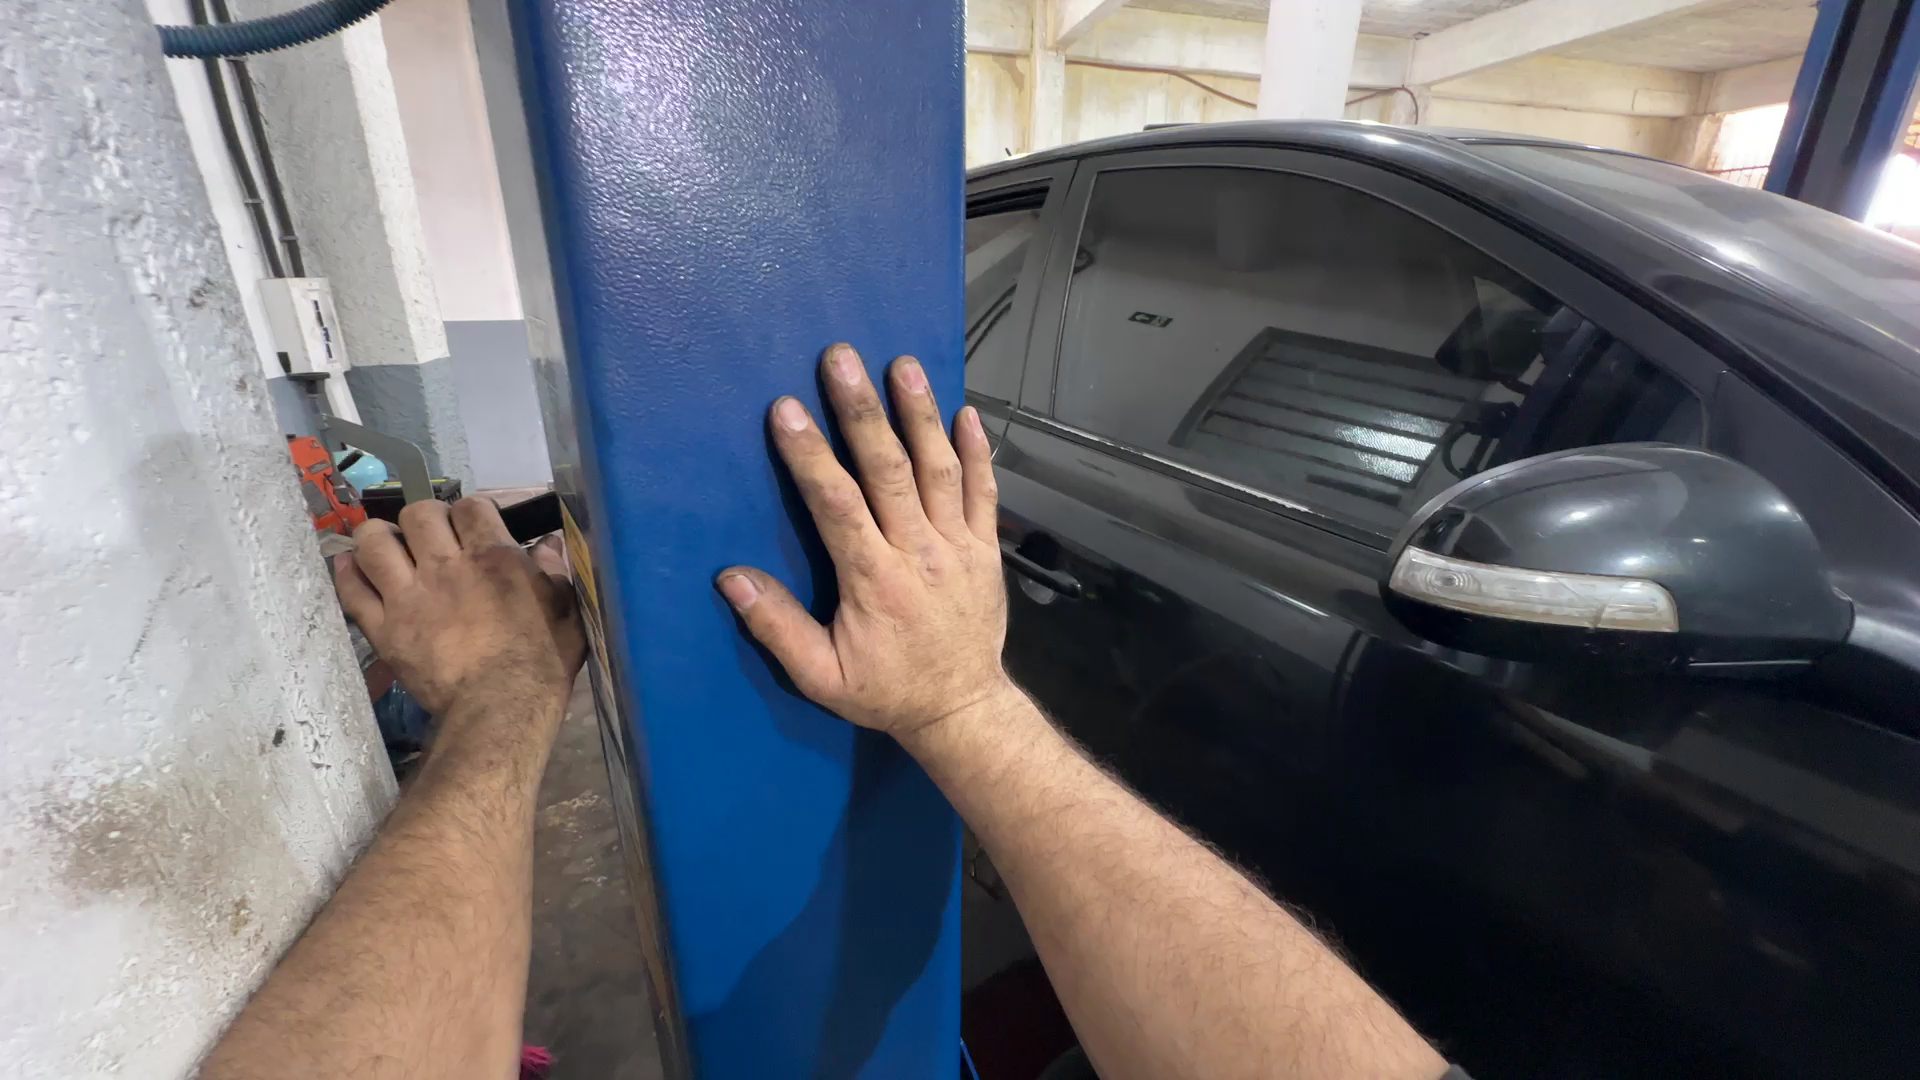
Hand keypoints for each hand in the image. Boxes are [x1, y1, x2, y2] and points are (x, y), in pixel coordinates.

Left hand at [335, 498, 585, 717]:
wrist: (503, 706)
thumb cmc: (545, 658)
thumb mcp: (567, 609)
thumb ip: (555, 571)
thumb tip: (548, 544)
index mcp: (496, 558)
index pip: (471, 507)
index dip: (472, 510)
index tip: (477, 524)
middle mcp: (447, 567)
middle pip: (418, 514)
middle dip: (427, 517)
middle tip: (435, 536)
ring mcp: (408, 596)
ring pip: (374, 542)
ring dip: (382, 537)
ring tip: (392, 547)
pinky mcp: (382, 628)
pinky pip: (351, 588)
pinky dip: (349, 573)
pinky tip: (356, 569)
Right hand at [718, 344, 1014, 740]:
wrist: (962, 707)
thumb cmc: (887, 691)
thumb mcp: (822, 678)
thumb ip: (777, 629)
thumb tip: (730, 578)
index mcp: (872, 580)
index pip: (835, 505)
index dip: (810, 455)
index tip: (788, 408)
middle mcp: (918, 552)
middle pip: (888, 471)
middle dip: (862, 412)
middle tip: (843, 359)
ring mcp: (959, 547)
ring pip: (939, 471)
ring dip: (920, 415)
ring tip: (904, 365)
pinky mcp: (986, 550)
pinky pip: (984, 494)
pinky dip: (977, 453)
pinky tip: (966, 413)